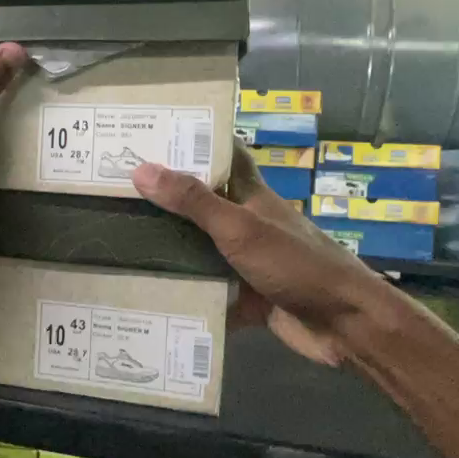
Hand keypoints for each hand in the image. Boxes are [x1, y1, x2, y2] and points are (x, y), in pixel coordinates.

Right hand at [131, 141, 395, 365]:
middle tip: (113, 188)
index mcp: (251, 197)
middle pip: (201, 204)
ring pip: (199, 249)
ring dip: (167, 247)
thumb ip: (192, 202)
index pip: (225, 157)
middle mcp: (247, 224)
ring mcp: (246, 262)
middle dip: (165, 197)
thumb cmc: (296, 264)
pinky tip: (144, 292)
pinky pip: (206, 290)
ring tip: (116, 238)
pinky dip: (182, 292)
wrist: (345, 325)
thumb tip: (141, 169)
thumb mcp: (239, 228)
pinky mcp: (245, 297)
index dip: (196, 142)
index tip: (156, 132)